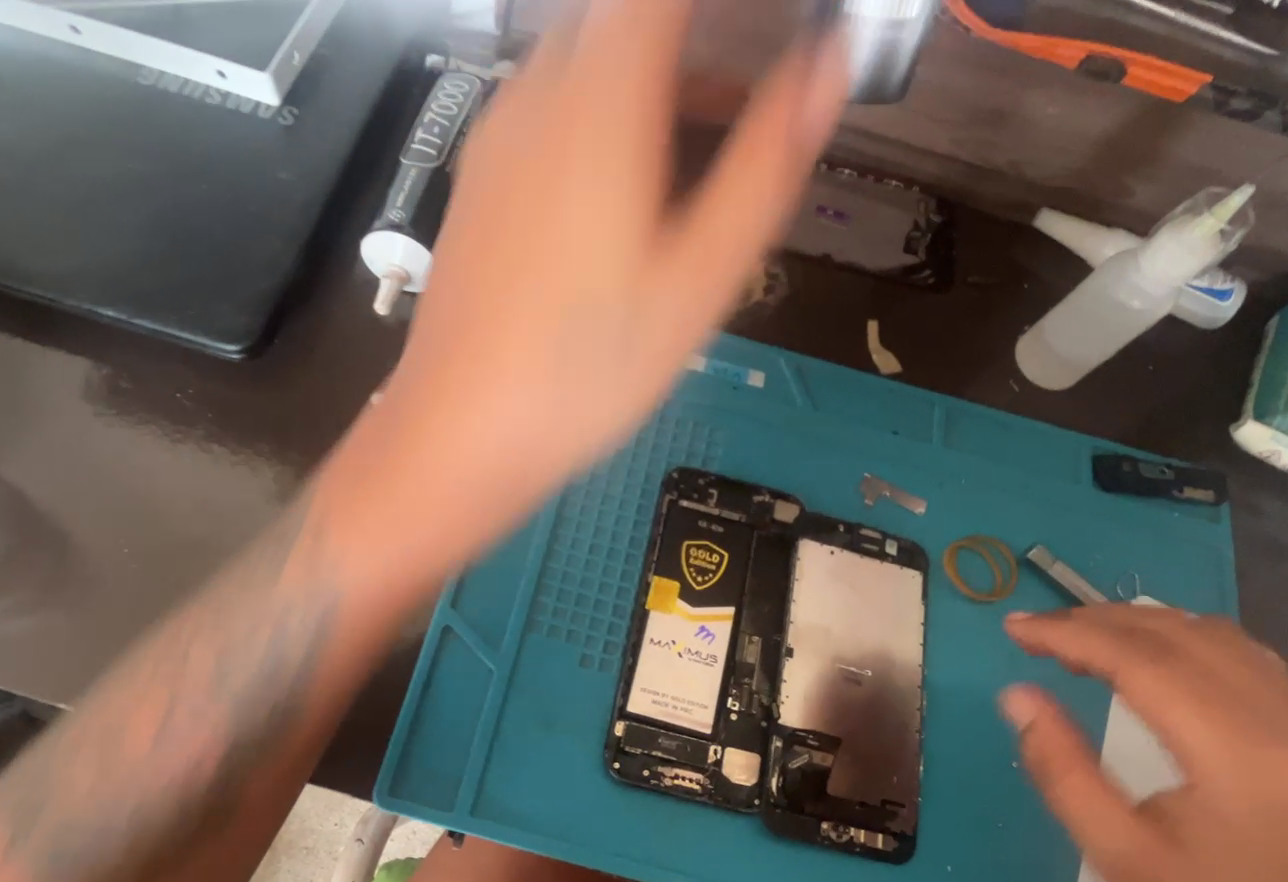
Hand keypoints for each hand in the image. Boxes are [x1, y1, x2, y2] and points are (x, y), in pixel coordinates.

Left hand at [370, 0, 847, 550]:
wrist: (460, 432)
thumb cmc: (586, 367)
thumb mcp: (700, 278)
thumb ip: (766, 165)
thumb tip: (827, 72)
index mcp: (600, 102)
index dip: (719, 9)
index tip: (766, 31)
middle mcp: (536, 97)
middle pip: (623, 18)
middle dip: (695, 35)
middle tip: (747, 88)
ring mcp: (496, 140)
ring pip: (582, 65)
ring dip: (650, 78)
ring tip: (704, 138)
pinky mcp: (478, 185)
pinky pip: (547, 114)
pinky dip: (601, 117)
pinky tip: (628, 191)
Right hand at [1000, 606, 1287, 881]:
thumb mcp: (1120, 858)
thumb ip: (1061, 769)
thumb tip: (1016, 695)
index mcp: (1240, 754)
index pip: (1142, 660)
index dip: (1070, 634)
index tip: (1012, 629)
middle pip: (1182, 636)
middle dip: (1098, 621)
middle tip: (1034, 630)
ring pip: (1220, 639)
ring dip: (1143, 626)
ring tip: (1080, 637)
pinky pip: (1250, 661)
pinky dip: (1187, 642)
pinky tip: (1153, 658)